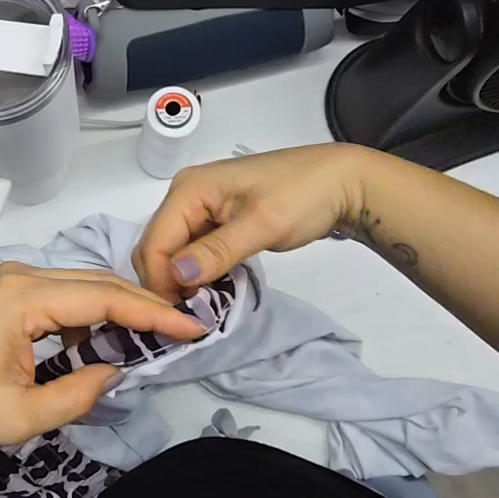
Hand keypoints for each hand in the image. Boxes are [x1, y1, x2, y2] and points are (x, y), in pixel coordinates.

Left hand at [0, 263, 206, 472]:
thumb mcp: (22, 416)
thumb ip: (78, 392)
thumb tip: (116, 371)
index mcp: (21, 298)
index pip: (103, 297)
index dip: (152, 313)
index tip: (193, 327)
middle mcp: (17, 278)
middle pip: (95, 282)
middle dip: (141, 305)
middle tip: (183, 328)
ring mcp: (7, 284)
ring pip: (78, 286)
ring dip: (114, 308)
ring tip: (152, 335)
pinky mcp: (2, 297)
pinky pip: (57, 297)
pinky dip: (86, 314)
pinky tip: (101, 339)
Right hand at [132, 144, 375, 297]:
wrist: (342, 181)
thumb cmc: (303, 196)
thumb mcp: (262, 225)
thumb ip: (217, 251)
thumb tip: (176, 277)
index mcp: (189, 189)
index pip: (156, 242)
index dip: (161, 281)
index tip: (182, 316)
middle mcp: (184, 194)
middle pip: (157, 246)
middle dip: (166, 282)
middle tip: (190, 316)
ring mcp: (198, 206)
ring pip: (172, 251)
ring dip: (180, 280)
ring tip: (200, 308)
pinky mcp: (213, 219)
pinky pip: (191, 249)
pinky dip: (195, 272)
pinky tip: (209, 290)